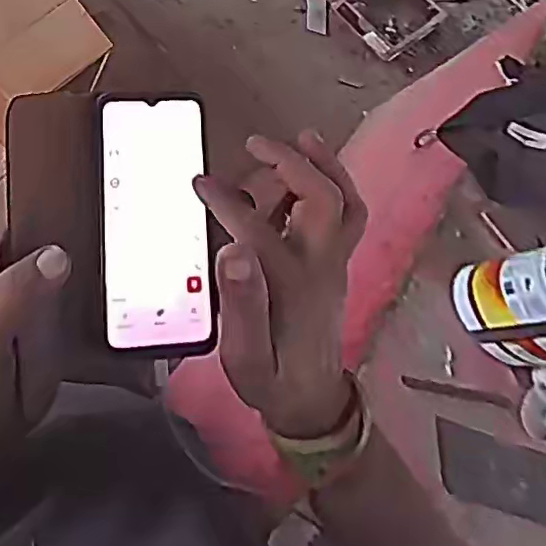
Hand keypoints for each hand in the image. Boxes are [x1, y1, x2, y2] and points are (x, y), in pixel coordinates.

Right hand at [193, 132, 366, 438]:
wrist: (312, 404)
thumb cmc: (271, 378)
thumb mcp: (245, 354)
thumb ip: (238, 303)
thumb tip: (232, 249)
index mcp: (293, 284)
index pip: (258, 227)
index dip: (226, 200)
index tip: (200, 184)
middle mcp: (321, 266)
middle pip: (326, 200)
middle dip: (293, 163)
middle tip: (258, 143)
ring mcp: (332, 264)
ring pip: (345, 203)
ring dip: (322, 166)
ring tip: (296, 141)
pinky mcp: (333, 266)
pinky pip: (343, 214)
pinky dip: (327, 184)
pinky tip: (299, 177)